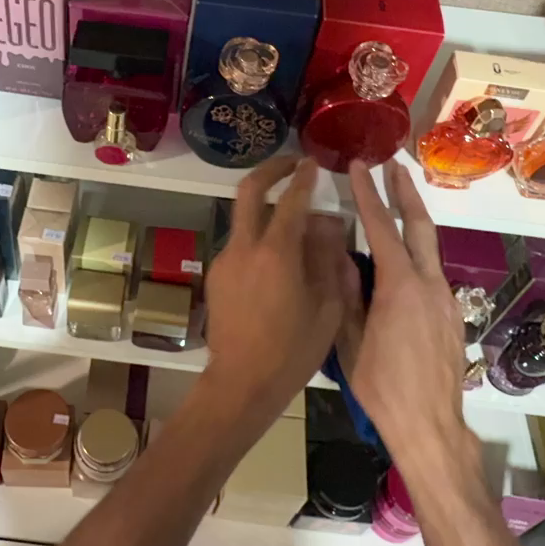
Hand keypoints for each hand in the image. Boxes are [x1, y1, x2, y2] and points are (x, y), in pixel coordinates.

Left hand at [202, 157, 345, 416]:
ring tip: (295, 224)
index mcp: (276, 253)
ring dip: (265, 209)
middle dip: (270, 170)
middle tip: (291, 164)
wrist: (242, 382)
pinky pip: (239, 244)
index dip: (302, 178)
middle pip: (249, 191)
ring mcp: (224, 261)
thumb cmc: (293, 350)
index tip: (312, 163)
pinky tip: (279, 260)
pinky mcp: (215, 276)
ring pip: (243, 219)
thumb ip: (328, 259)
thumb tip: (329, 224)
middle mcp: (244, 248)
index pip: (290, 201)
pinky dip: (258, 238)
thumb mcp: (326, 306)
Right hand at [337, 159, 466, 465]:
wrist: (430, 428)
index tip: (360, 167)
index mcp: (400, 286)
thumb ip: (347, 294)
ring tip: (396, 205)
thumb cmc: (381, 387)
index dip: (369, 195)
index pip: (382, 228)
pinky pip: (433, 274)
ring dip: (414, 222)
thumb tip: (341, 257)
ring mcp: (447, 300)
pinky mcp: (453, 317)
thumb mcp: (350, 340)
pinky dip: (418, 255)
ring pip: (431, 249)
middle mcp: (430, 285)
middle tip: (394, 166)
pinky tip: (402, 263)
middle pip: (421, 226)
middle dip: (406, 193)